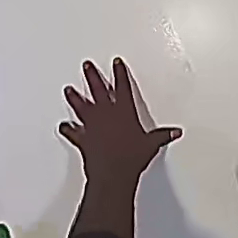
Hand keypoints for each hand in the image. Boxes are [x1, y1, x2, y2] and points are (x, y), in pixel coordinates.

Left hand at [60, 59, 180, 199]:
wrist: (113, 174)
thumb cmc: (131, 157)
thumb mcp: (152, 144)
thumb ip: (162, 136)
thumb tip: (174, 133)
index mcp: (124, 111)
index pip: (122, 86)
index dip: (119, 73)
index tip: (116, 63)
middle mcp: (106, 114)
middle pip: (98, 90)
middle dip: (92, 76)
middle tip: (87, 65)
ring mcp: (92, 125)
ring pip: (81, 106)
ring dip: (74, 97)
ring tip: (68, 89)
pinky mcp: (82, 139)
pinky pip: (72, 131)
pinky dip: (67, 128)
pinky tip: (63, 125)